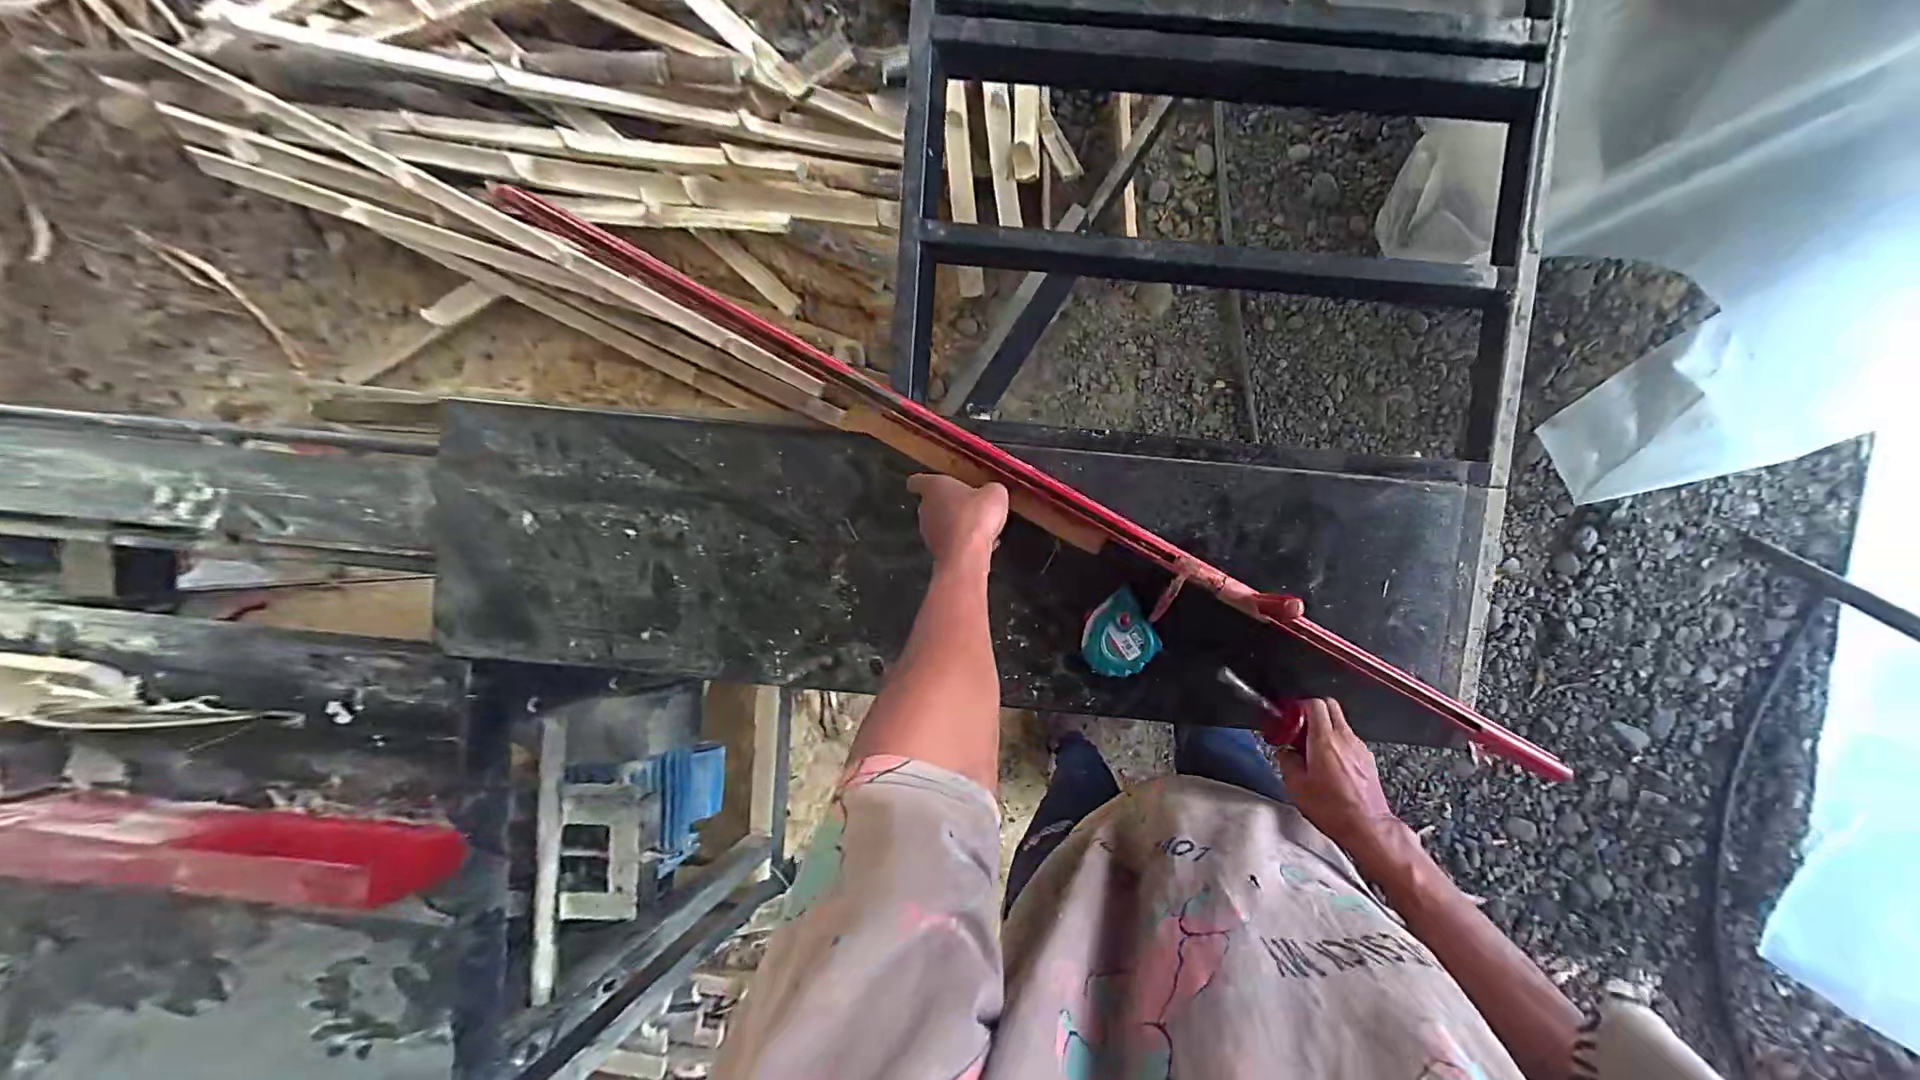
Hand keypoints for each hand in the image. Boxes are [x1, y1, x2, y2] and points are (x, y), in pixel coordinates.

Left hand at [907, 474, 1007, 568]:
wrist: (967, 554)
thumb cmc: (976, 515)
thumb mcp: (995, 494)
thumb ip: (991, 489)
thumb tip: (991, 492)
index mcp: (934, 487)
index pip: (919, 480)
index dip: (924, 481)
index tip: (929, 483)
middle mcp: (925, 508)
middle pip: (931, 503)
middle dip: (948, 504)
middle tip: (967, 504)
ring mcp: (928, 532)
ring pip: (940, 524)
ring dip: (955, 525)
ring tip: (976, 526)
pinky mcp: (935, 552)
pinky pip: (949, 542)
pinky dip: (961, 542)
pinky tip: (978, 544)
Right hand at [1275, 698, 1403, 858]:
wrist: (1368, 828)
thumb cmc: (1336, 809)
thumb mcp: (1296, 785)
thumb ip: (1286, 761)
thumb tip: (1284, 753)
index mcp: (1324, 741)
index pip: (1314, 703)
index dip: (1298, 706)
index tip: (1289, 718)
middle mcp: (1345, 740)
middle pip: (1330, 706)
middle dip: (1312, 711)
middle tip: (1299, 727)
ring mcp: (1359, 749)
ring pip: (1341, 723)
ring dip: (1325, 728)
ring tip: (1312, 748)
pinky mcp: (1368, 760)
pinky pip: (1349, 740)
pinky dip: (1337, 743)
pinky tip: (1328, 763)